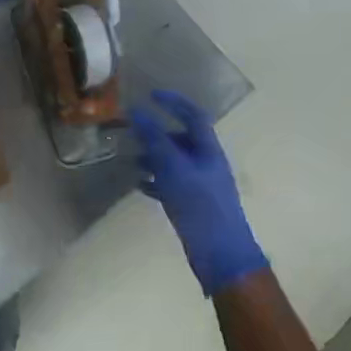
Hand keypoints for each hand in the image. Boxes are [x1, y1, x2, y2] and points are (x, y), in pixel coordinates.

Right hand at [130, 89, 267, 295]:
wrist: (220, 253)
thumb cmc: (199, 206)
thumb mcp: (174, 169)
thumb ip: (155, 140)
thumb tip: (136, 112)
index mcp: (208, 150)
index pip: (192, 115)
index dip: (174, 102)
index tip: (150, 96)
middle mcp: (206, 163)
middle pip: (181, 139)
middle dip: (157, 134)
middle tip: (132, 133)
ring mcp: (200, 185)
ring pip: (174, 163)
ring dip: (153, 158)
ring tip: (131, 161)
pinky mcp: (192, 205)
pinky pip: (171, 185)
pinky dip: (155, 181)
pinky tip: (139, 185)